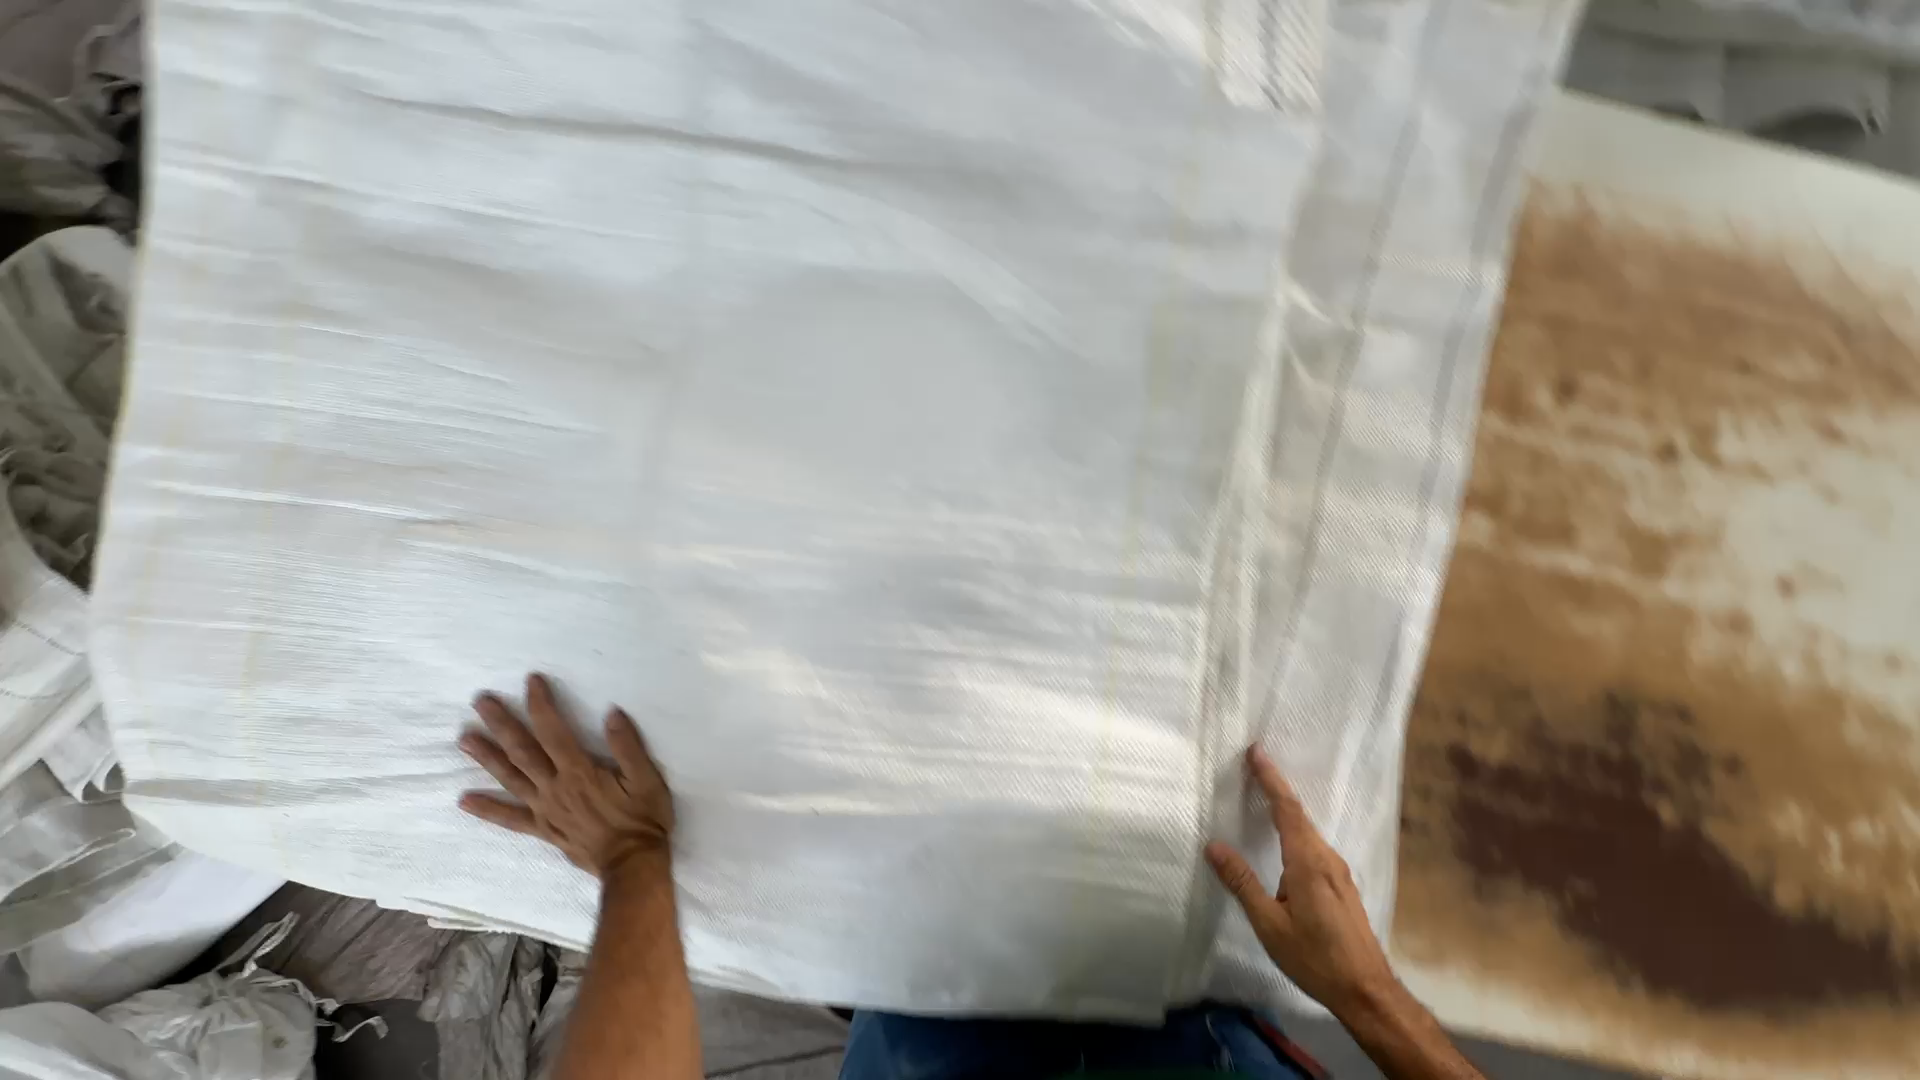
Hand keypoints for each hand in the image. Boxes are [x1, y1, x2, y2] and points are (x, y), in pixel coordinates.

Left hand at [458, 672, 673, 878]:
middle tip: (481, 701)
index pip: (554, 731)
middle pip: (522, 751)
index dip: (541, 705)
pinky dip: (487, 809)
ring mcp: (544, 809)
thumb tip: (611, 713)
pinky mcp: (543, 829)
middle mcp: (555, 788)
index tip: (531, 681)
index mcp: (580, 772)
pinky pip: (510, 818)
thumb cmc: (643, 817)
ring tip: (464, 738)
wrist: (633, 863)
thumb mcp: (647, 778)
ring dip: (486, 757)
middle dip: (502, 723)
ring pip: (510, 778)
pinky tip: (465, 800)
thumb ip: (628, 746)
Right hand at [1206, 745, 1399, 1017]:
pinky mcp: (1342, 887)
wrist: (1368, 993)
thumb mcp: (1269, 923)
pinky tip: (1285, 839)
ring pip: (1308, 831)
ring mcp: (1339, 873)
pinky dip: (1295, 830)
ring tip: (1264, 796)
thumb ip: (1242, 882)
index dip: (1270, 779)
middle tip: (1253, 766)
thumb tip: (1214, 846)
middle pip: (1299, 814)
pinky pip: (1314, 845)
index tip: (1256, 751)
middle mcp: (1327, 859)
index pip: (1287, 809)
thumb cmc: (1315, 958)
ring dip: (1286, 809)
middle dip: (1276, 788)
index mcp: (1308, 862)